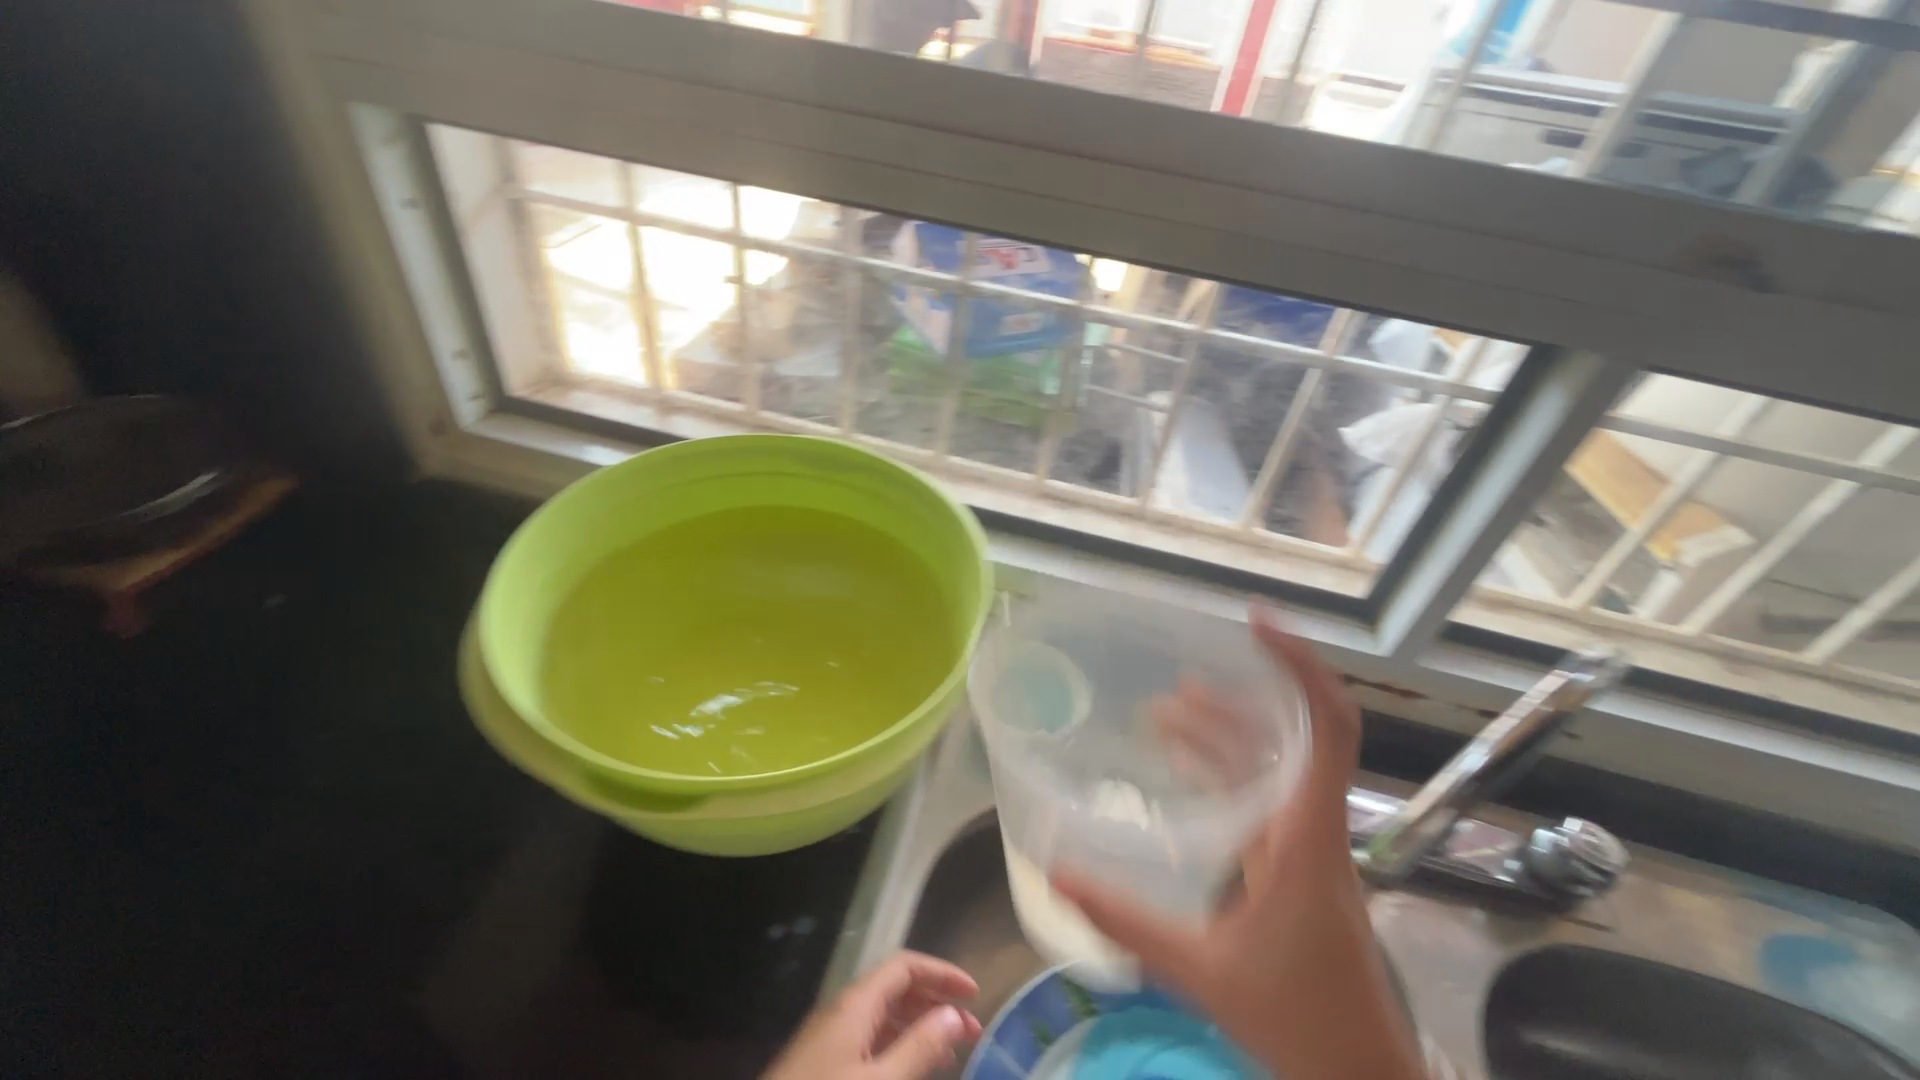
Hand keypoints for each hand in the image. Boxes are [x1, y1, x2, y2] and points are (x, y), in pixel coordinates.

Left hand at [762, 951, 983, 1079]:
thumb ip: (919, 1047)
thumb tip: (954, 1014)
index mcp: (856, 1004)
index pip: (905, 966)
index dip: (942, 973)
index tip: (974, 995)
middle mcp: (843, 1011)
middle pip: (896, 989)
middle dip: (936, 1004)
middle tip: (973, 1032)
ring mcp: (831, 1038)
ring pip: (884, 1018)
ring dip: (920, 1028)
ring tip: (951, 1055)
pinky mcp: (825, 1064)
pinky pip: (871, 1042)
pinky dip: (899, 1048)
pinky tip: (914, 1071)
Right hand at [1053, 606, 1425, 1079]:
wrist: (1360, 1077)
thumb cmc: (1298, 1020)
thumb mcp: (1203, 973)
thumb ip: (1127, 921)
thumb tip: (1055, 870)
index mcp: (1306, 836)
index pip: (1325, 726)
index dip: (1299, 665)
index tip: (1258, 621)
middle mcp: (1315, 828)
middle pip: (1295, 733)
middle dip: (1242, 694)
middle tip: (1179, 674)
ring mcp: (1309, 847)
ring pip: (1276, 766)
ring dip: (1228, 732)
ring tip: (1166, 709)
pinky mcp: (1298, 868)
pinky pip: (1265, 798)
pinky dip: (1227, 772)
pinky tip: (1185, 768)